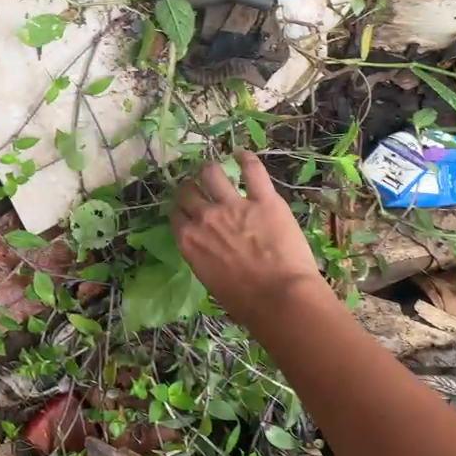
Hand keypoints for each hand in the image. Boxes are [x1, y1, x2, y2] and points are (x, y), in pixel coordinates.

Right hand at [170, 150, 326, 323]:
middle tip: (197, 188)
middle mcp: (204, 217)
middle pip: (187, 191)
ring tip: (215, 169)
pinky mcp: (264, 200)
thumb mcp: (209, 279)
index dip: (180, 210)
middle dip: (190, 188)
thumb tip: (208, 249)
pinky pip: (252, 171)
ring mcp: (233, 205)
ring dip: (210, 171)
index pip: (175, 214)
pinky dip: (247, 158)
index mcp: (188, 240)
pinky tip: (242, 153)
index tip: (185, 210)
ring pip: (212, 174)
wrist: (280, 298)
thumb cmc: (244, 302)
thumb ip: (202, 255)